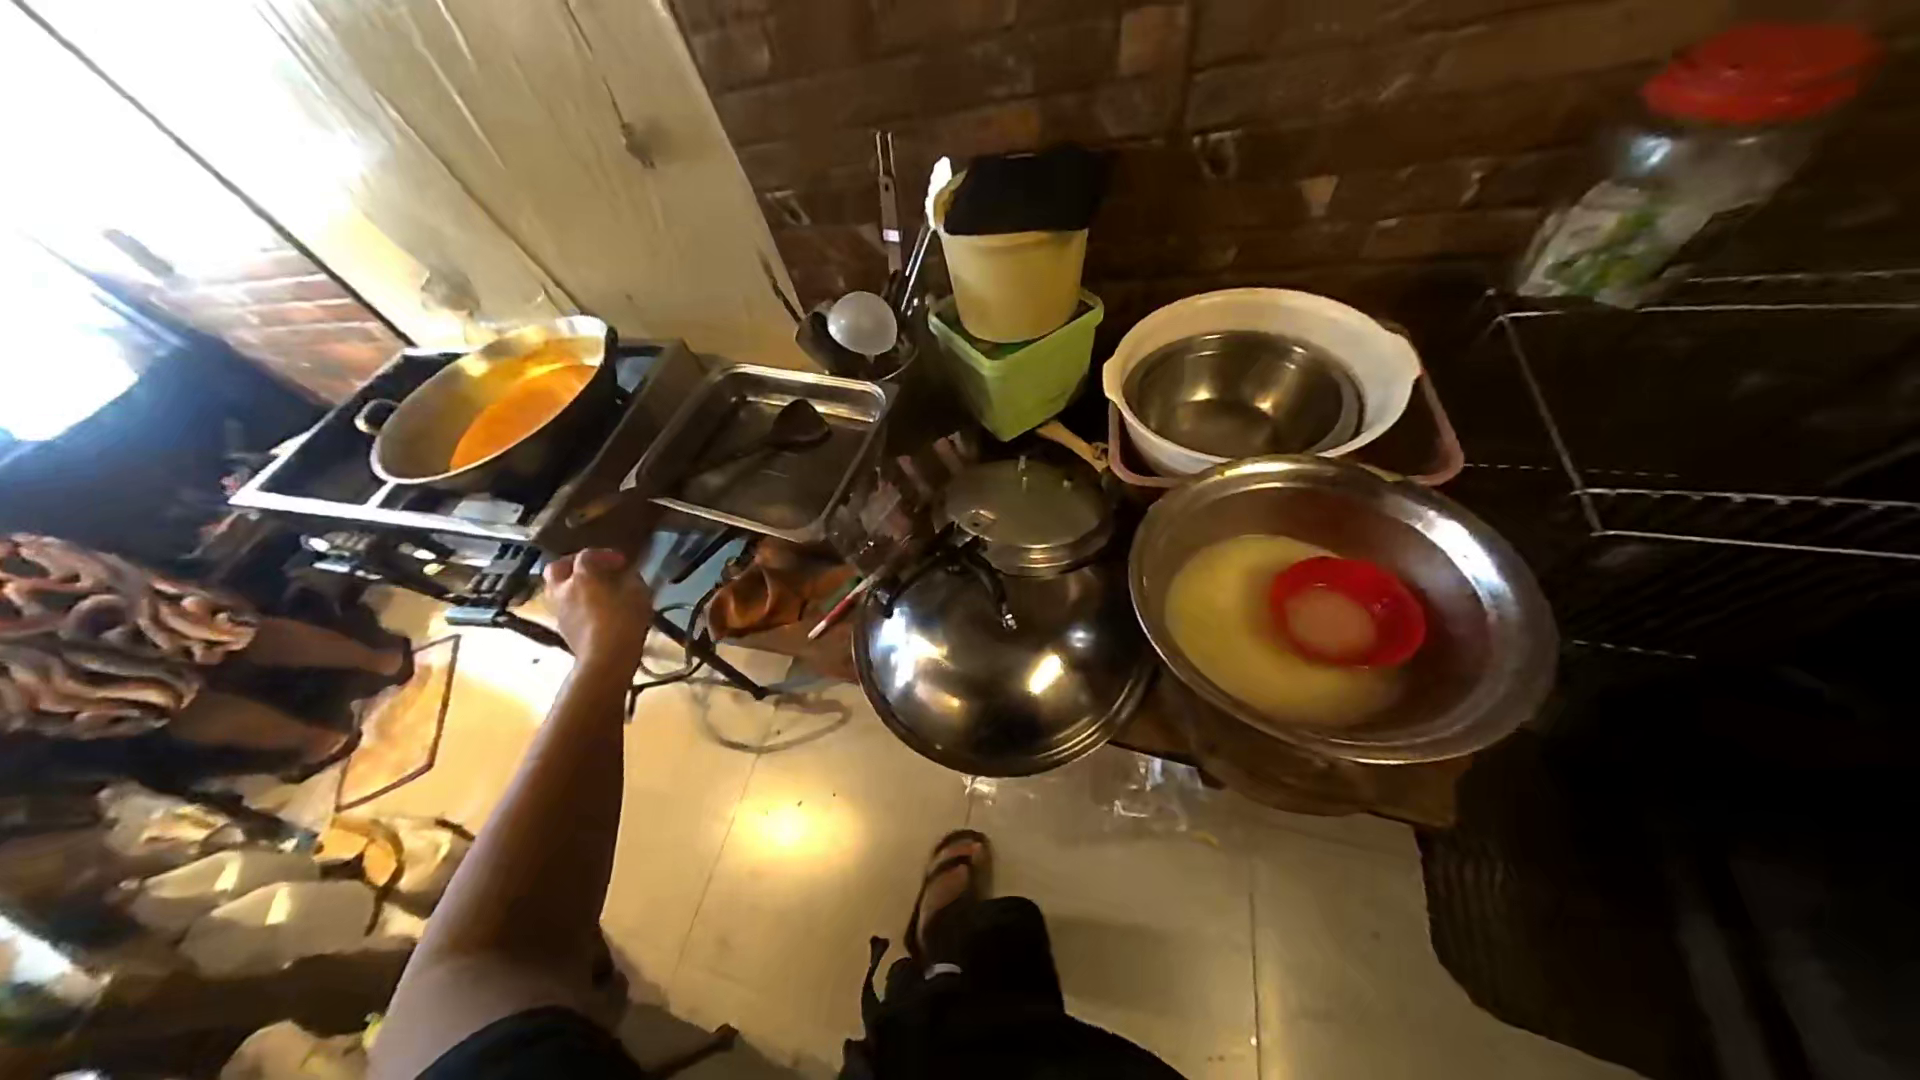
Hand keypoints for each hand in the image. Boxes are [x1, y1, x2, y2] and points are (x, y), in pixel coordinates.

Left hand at [542, 548, 652, 672]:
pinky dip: (574, 602)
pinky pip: (564, 606)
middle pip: (557, 568)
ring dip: (571, 584)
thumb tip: (628, 576)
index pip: (587, 555)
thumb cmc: (624, 621)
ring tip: (590, 589)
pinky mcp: (561, 627)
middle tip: (592, 568)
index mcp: (582, 577)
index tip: (622, 562)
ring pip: (556, 588)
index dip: (604, 554)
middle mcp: (564, 589)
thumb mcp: (639, 594)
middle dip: (573, 564)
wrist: (605, 658)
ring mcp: (559, 609)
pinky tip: (591, 609)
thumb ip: (632, 580)